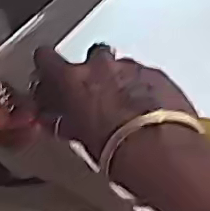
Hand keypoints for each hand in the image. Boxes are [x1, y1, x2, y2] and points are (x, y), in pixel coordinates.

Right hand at [32, 44, 195, 151]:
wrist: (162, 152)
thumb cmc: (120, 148)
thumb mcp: (81, 139)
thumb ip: (69, 121)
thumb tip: (68, 123)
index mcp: (73, 80)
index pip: (47, 59)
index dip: (47, 67)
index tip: (49, 75)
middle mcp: (101, 66)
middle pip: (90, 58)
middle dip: (92, 75)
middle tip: (94, 99)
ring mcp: (130, 68)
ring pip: (119, 67)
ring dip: (118, 82)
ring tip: (123, 108)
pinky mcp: (157, 75)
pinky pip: (143, 75)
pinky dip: (142, 88)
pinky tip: (145, 110)